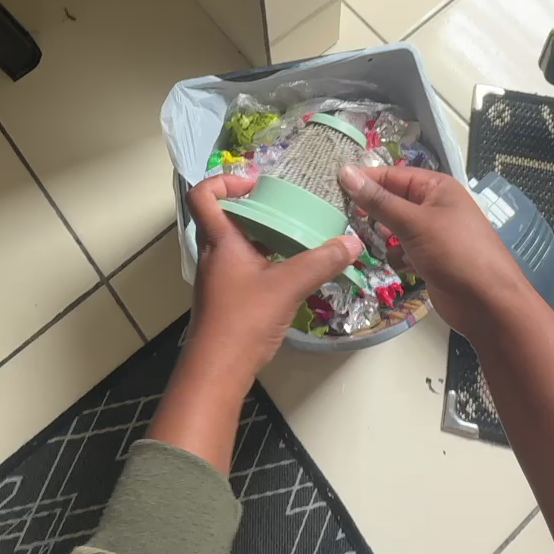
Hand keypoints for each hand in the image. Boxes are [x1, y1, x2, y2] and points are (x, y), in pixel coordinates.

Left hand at [183, 173, 362, 383]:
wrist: (217, 372)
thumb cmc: (243, 320)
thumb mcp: (287, 286)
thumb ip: (320, 262)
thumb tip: (351, 243)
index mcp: (220, 240)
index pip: (202, 195)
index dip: (223, 181)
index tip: (255, 185)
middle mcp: (213, 253)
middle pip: (222, 216)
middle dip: (252, 207)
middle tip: (283, 208)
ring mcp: (217, 277)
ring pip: (234, 242)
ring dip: (259, 234)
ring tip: (292, 236)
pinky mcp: (225, 297)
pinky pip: (241, 264)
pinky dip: (262, 259)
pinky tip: (287, 270)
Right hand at [337, 165, 537, 339]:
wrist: (489, 305)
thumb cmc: (455, 253)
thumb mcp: (413, 223)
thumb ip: (377, 200)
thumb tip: (345, 172)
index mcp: (435, 187)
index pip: (392, 175)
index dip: (364, 180)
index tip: (334, 186)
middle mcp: (434, 206)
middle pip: (392, 201)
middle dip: (372, 211)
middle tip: (344, 219)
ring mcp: (433, 234)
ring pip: (394, 227)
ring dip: (382, 237)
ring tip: (368, 244)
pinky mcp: (430, 258)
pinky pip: (402, 250)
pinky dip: (396, 256)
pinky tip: (396, 265)